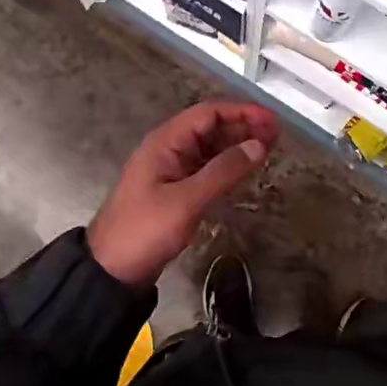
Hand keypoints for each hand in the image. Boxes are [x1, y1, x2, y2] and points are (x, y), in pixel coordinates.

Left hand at [88, 101, 279, 287]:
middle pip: (211, 126)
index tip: (271, 121)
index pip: (209, 113)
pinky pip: (207, 166)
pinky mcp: (175, 189)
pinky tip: (246, 169)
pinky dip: (228, 164)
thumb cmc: (145, 231)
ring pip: (211, 146)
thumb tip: (259, 145)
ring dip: (238, 144)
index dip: (242, 112)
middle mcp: (169, 148)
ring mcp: (172, 169)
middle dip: (244, 126)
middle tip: (276, 135)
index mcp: (166, 142)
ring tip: (268, 148)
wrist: (109, 273)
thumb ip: (224, 170)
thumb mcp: (187, 201)